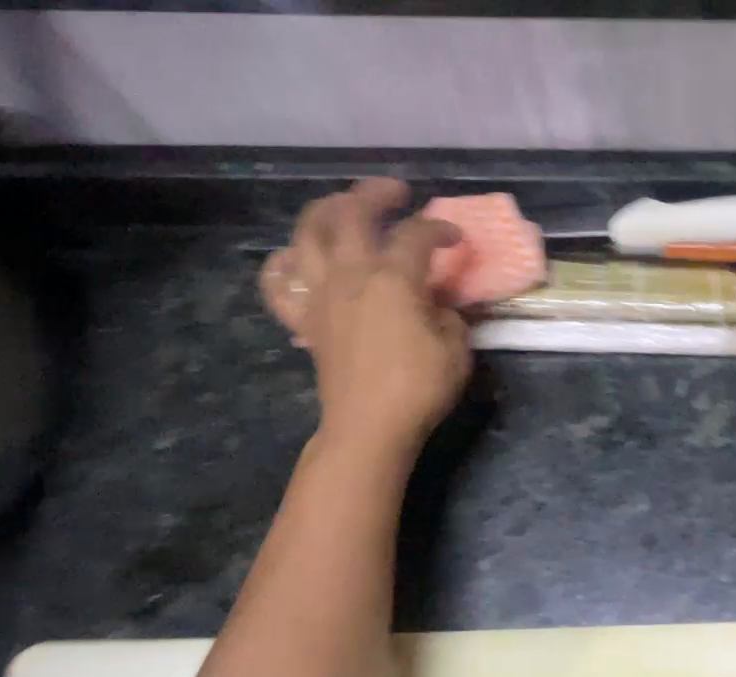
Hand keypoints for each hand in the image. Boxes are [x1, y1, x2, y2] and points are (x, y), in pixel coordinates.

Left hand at [262, 178, 470, 449]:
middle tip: (397, 191)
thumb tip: (438, 304)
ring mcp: (321, 294)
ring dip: (325, 210)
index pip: (417, 236)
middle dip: (376, 193)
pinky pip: (278, 283)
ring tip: (343, 207)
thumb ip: (450, 316)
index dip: (440, 229)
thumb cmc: (420, 389)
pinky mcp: (305, 320)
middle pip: (353, 213)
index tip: (456, 238)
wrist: (370, 426)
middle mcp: (350, 274)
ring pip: (308, 233)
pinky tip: (293, 258)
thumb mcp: (456, 350)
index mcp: (393, 279)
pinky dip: (281, 264)